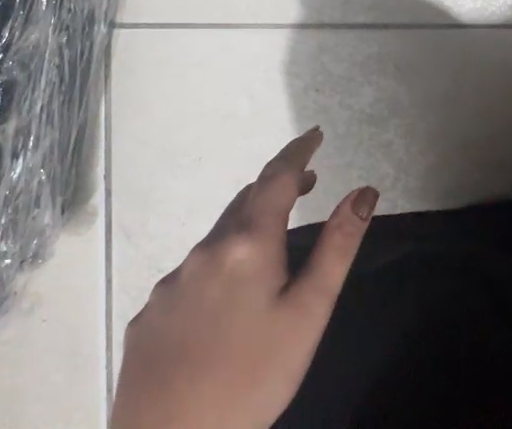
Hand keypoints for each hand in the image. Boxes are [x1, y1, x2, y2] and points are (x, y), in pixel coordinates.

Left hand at [111, 129, 376, 428]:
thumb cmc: (253, 378)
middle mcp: (204, 253)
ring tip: (273, 246)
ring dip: (247, 227)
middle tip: (308, 185)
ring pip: (216, 240)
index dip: (298, 152)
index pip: (276, 179)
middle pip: (243, 203)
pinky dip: (218, 267)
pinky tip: (227, 303)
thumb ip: (338, 246)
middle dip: (276, 187)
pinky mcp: (147, 318)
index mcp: (247, 245)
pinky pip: (191, 276)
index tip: (315, 134)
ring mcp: (169, 286)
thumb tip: (364, 190)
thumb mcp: (309, 312)